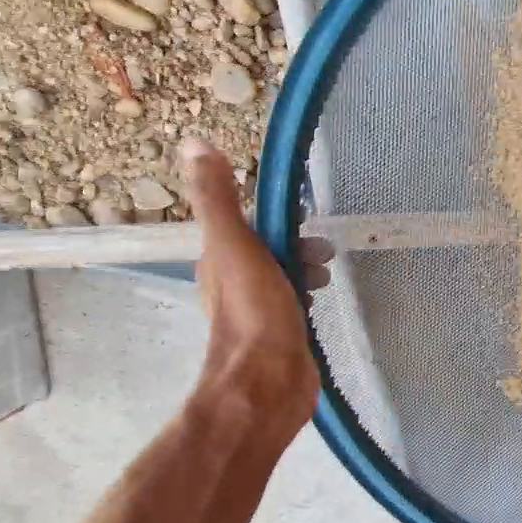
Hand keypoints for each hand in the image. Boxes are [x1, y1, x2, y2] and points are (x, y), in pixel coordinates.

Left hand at [182, 139, 317, 437]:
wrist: (269, 380)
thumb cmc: (254, 313)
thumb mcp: (235, 246)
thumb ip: (217, 198)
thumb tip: (194, 142)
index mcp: (218, 261)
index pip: (247, 227)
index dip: (277, 220)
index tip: (305, 220)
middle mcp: (233, 285)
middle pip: (269, 252)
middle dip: (298, 246)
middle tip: (324, 255)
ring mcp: (259, 313)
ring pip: (284, 278)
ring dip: (307, 272)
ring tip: (327, 280)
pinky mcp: (282, 335)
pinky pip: (296, 304)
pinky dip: (310, 297)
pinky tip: (323, 305)